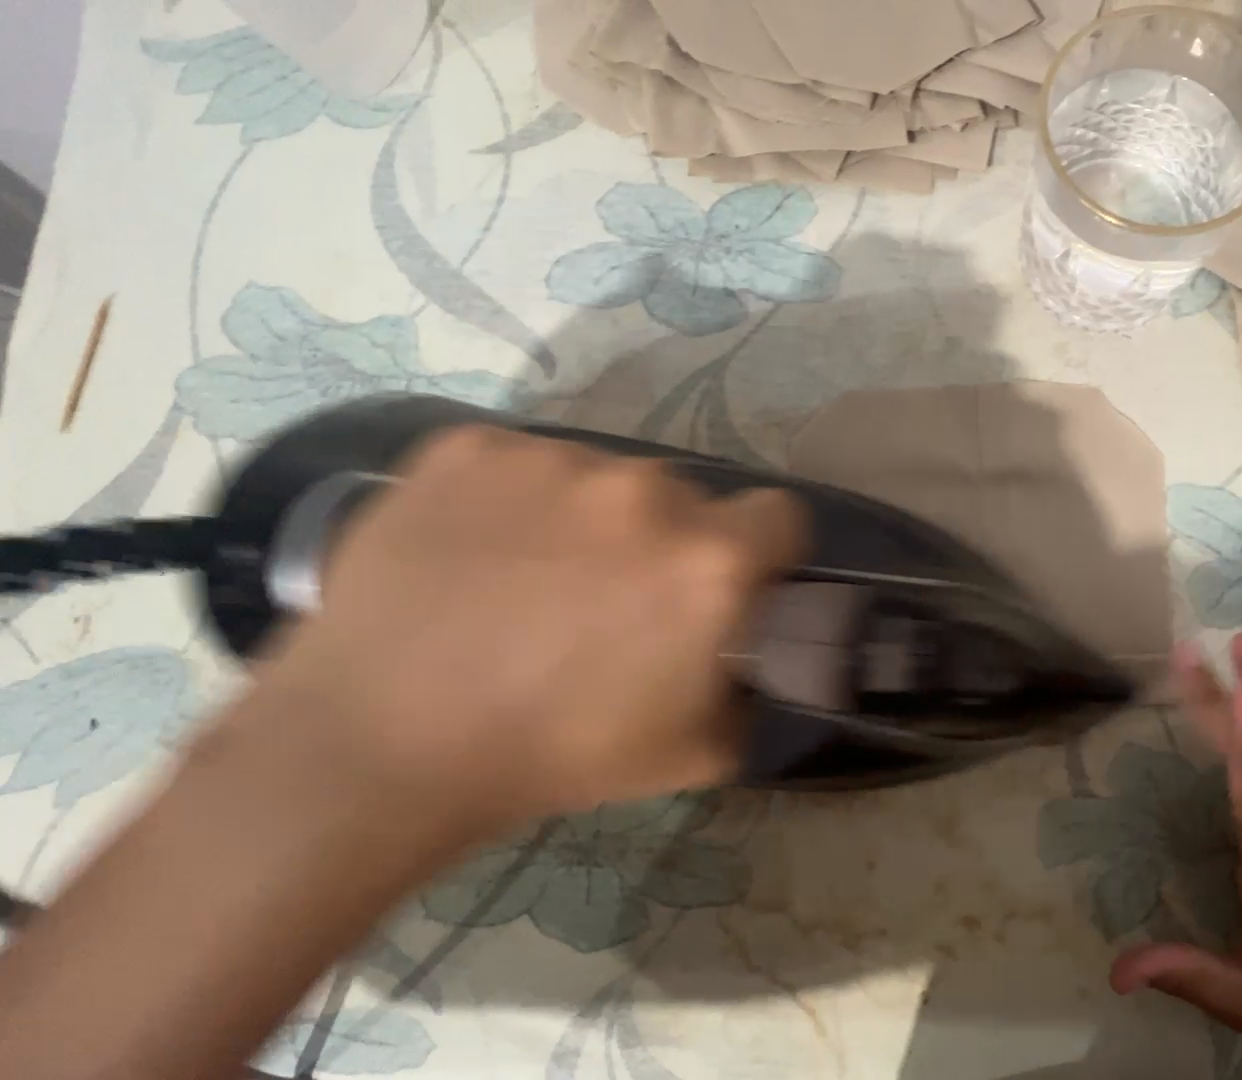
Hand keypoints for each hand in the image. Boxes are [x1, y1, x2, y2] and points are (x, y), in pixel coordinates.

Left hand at [245, 425, 805, 830]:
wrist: (378, 748)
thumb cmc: (557, 754)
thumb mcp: (695, 752)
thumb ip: (752, 696)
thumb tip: (756, 665)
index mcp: (710, 559)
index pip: (781, 516)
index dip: (765, 552)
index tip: (731, 585)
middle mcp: (645, 490)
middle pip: (688, 497)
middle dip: (670, 540)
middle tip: (619, 597)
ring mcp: (552, 459)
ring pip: (603, 476)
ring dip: (593, 517)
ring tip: (535, 579)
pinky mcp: (469, 448)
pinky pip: (521, 464)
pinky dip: (515, 500)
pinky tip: (479, 555)